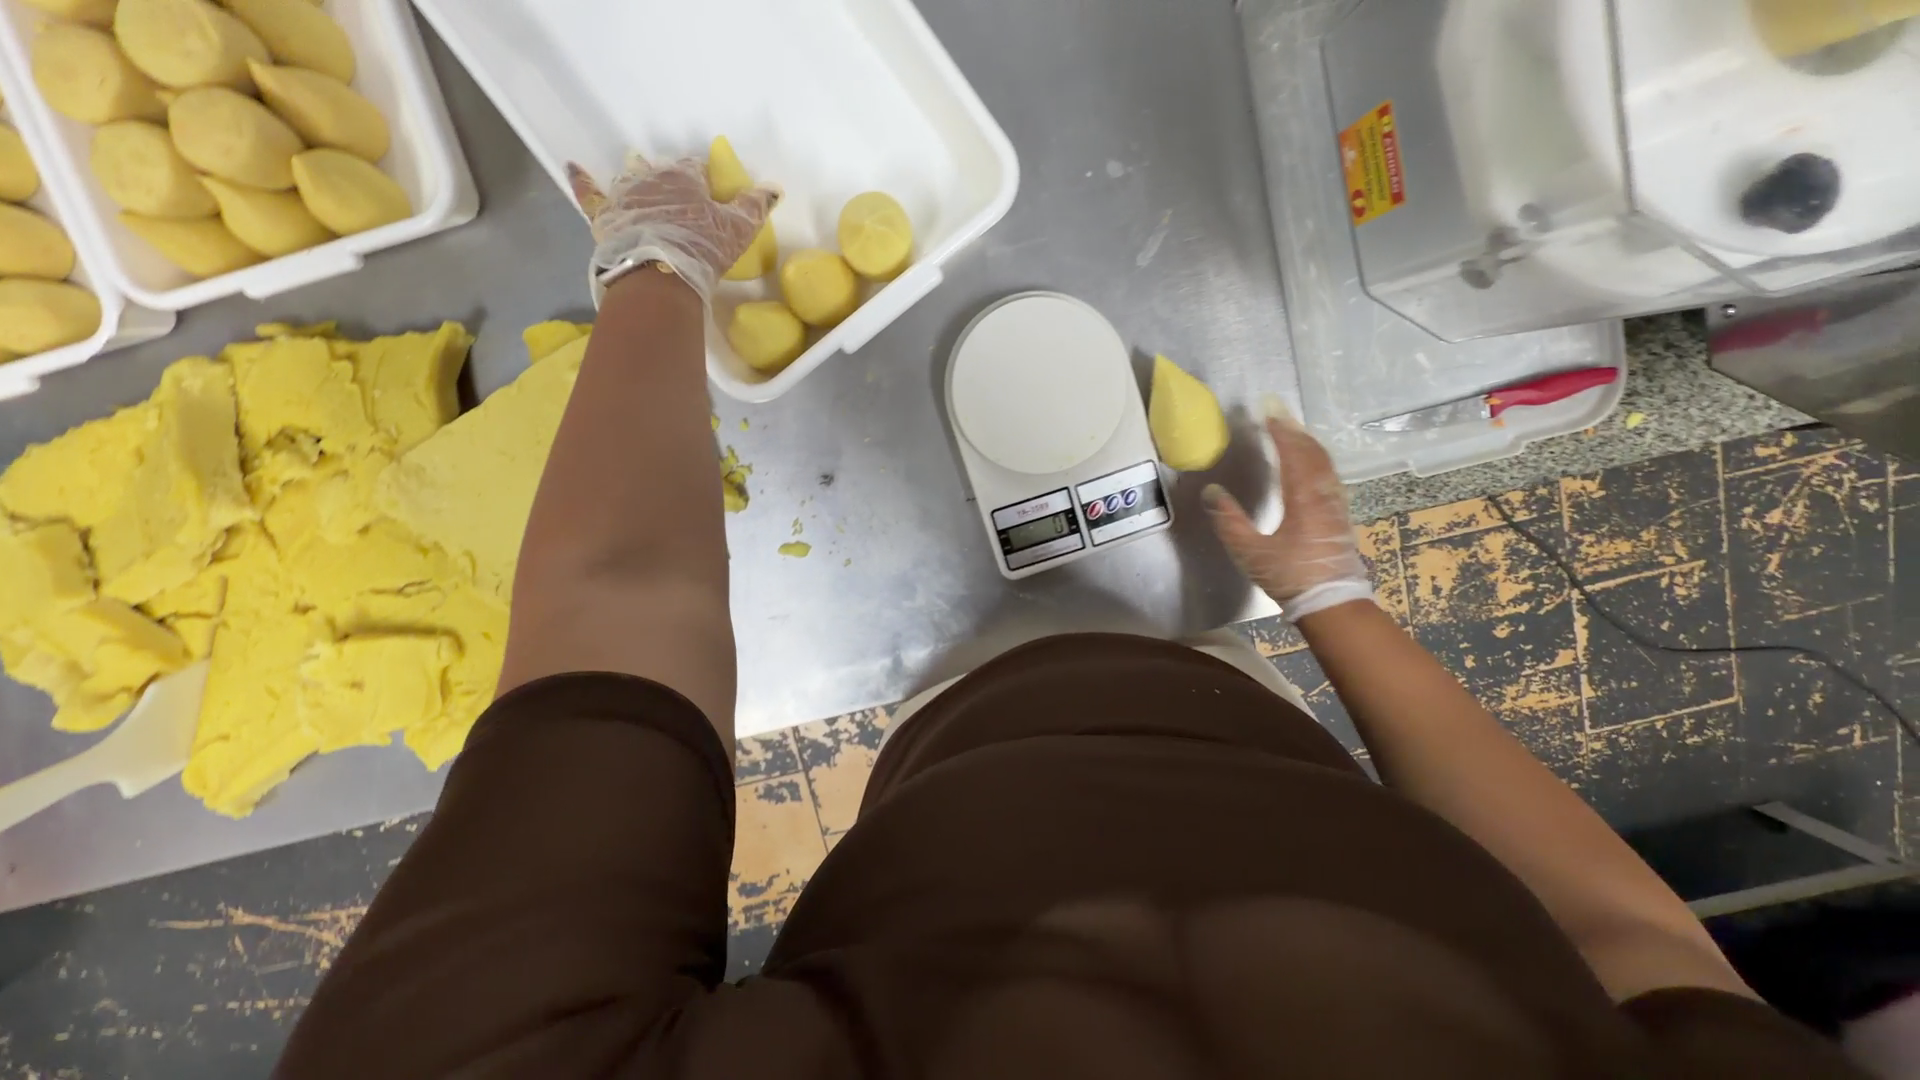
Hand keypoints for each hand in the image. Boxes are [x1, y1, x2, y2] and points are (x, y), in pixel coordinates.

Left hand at [566, 154, 776, 308]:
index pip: (696, 168)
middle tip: (682, 203)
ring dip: (638, 183)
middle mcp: (651, 177)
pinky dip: (580, 180)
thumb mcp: (737, 230)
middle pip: (663, 172)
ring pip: (631, 180)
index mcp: (684, 176)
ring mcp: (624, 195)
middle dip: (672, 182)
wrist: (659, 276)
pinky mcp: (603, 215)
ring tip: (645, 193)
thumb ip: (754, 207)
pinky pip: (587, 192)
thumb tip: (772, 189)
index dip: (704, 181)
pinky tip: (573, 167)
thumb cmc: (702, 248)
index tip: (710, 195)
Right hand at [1203, 406, 1373, 622]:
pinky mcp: (1340, 516)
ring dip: (1308, 444)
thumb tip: (1212, 491)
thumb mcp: (1251, 552)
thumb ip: (1230, 521)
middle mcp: (1324, 495)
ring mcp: (1336, 505)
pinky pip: (1329, 477)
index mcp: (1303, 499)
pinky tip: (1310, 464)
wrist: (1332, 602)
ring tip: (1293, 433)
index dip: (1280, 433)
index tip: (1268, 413)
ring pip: (1325, 464)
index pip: (1293, 455)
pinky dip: (1317, 461)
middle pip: (1313, 454)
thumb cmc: (1291, 576)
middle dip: (1296, 432)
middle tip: (1280, 415)